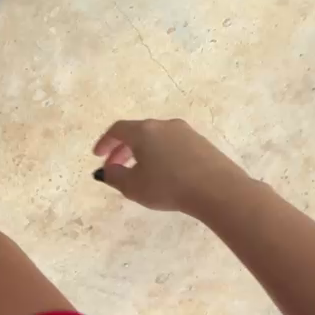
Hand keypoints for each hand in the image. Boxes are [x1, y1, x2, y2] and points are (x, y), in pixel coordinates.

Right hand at [92, 118, 254, 215]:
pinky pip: (171, 144)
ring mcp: (186, 132)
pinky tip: (161, 173)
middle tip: (114, 167)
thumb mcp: (132, 186)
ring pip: (156, 138)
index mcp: (144, 131)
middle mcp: (164, 125)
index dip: (105, 142)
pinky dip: (159, 154)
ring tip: (137, 172)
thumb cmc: (167, 186)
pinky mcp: (201, 143)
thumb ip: (113, 176)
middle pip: (137, 132)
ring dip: (141, 152)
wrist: (217, 189)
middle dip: (122, 149)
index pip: (118, 130)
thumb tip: (106, 170)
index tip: (98, 156)